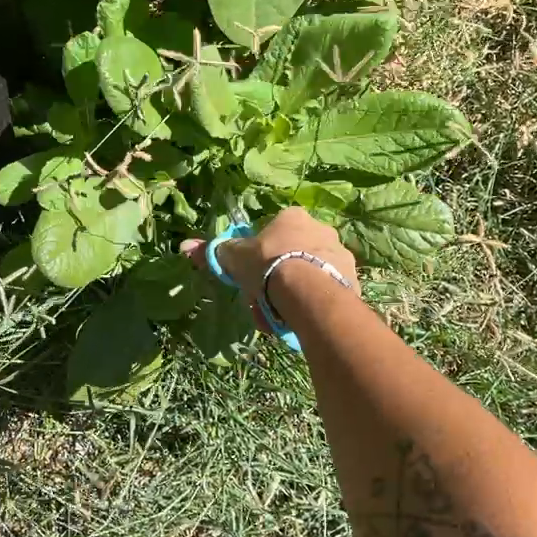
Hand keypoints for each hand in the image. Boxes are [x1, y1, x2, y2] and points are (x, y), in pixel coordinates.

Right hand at [179, 207, 360, 324]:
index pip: (273, 234)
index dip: (259, 256)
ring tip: (279, 317)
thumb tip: (185, 246)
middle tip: (262, 302)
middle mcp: (320, 229)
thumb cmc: (269, 265)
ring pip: (309, 275)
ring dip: (292, 294)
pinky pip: (325, 291)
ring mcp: (340, 253)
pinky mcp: (352, 278)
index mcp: (292, 217)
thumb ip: (214, 252)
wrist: (308, 292)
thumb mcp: (234, 258)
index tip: (252, 276)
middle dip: (275, 280)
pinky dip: (311, 304)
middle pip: (291, 255)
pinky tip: (299, 319)